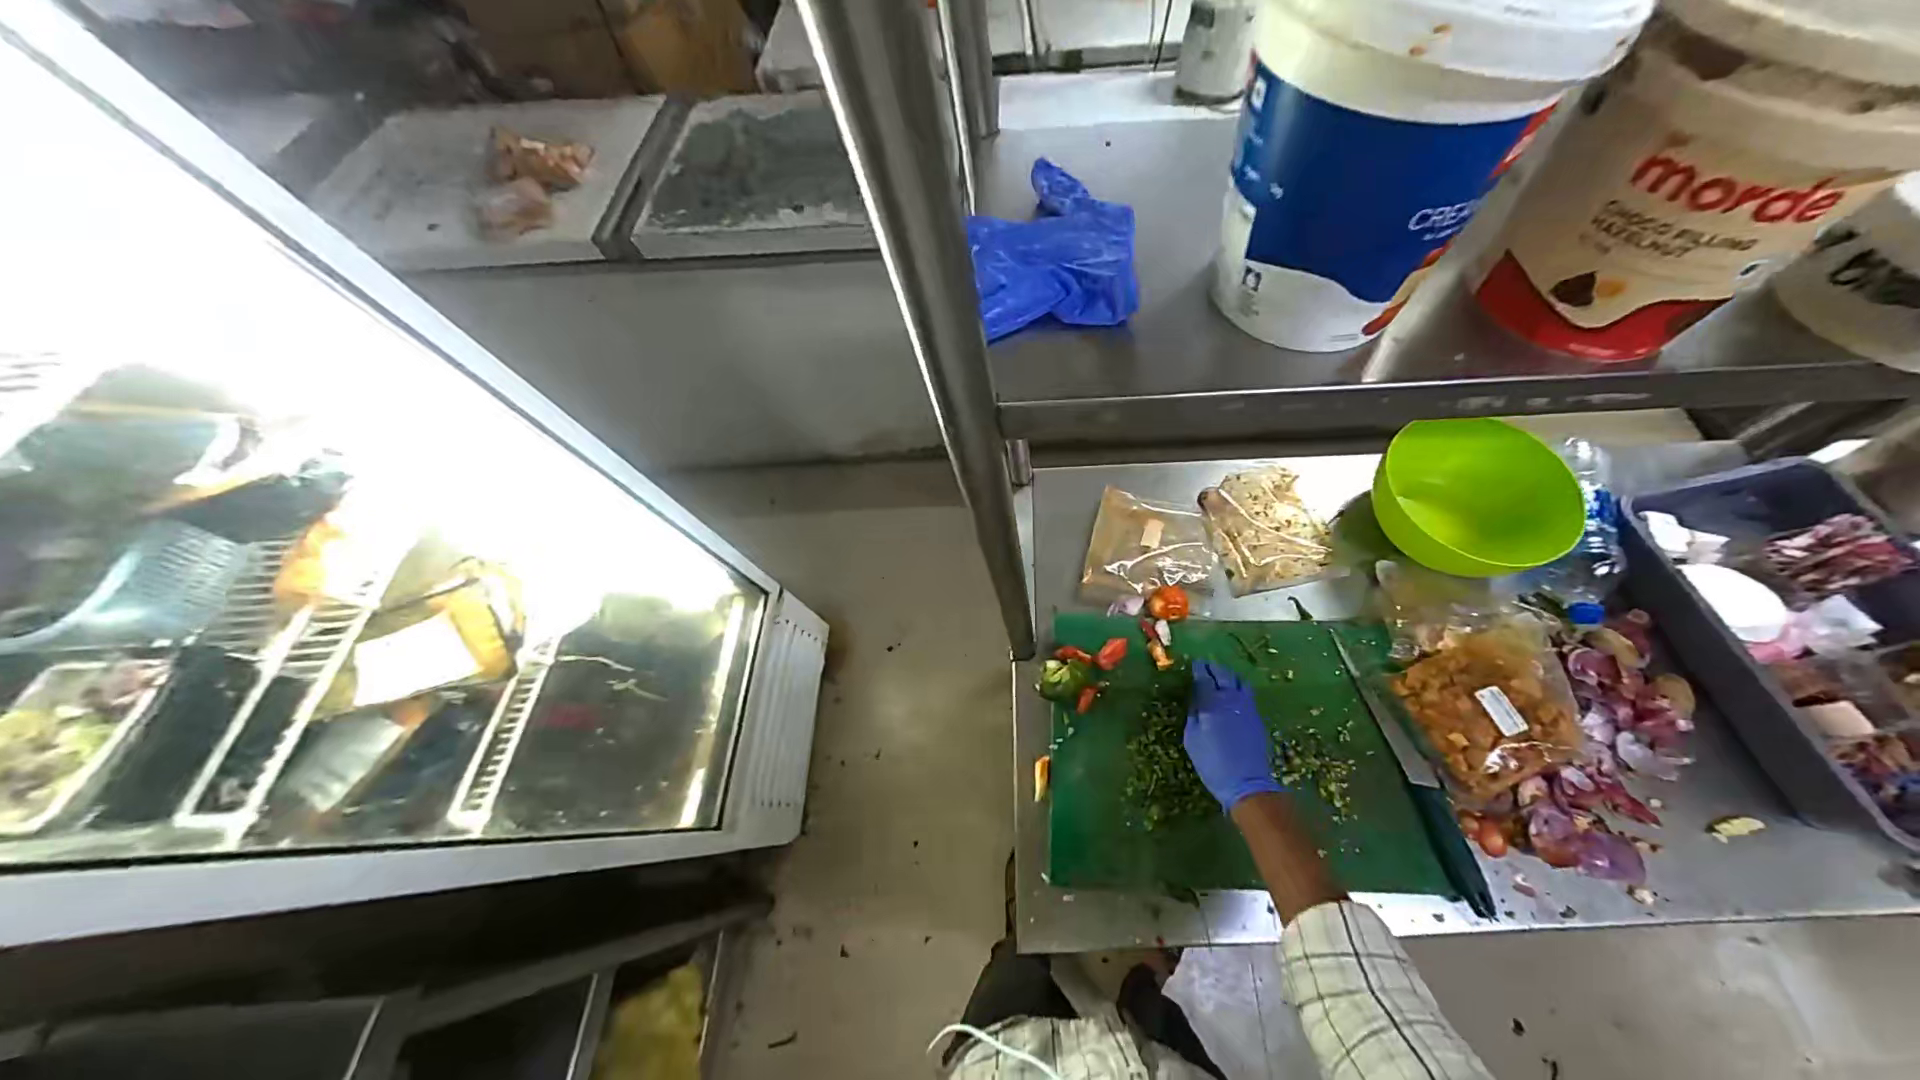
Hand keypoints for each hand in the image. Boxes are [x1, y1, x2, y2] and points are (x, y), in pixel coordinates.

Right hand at [1184, 660, 1282, 810]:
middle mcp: (1231, 699)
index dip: (1199, 670)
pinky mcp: (1257, 716)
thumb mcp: (1192, 738)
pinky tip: (1233, 692)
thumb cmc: (1211, 763)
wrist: (1246, 783)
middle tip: (1206, 666)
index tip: (1195, 664)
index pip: (1204, 678)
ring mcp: (1247, 707)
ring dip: (1229, 675)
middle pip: (1224, 674)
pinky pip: (1247, 693)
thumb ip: (1193, 714)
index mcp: (1211, 703)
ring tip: (1221, 676)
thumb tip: (1196, 699)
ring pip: (1239, 681)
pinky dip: (1238, 686)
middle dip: (1214, 668)